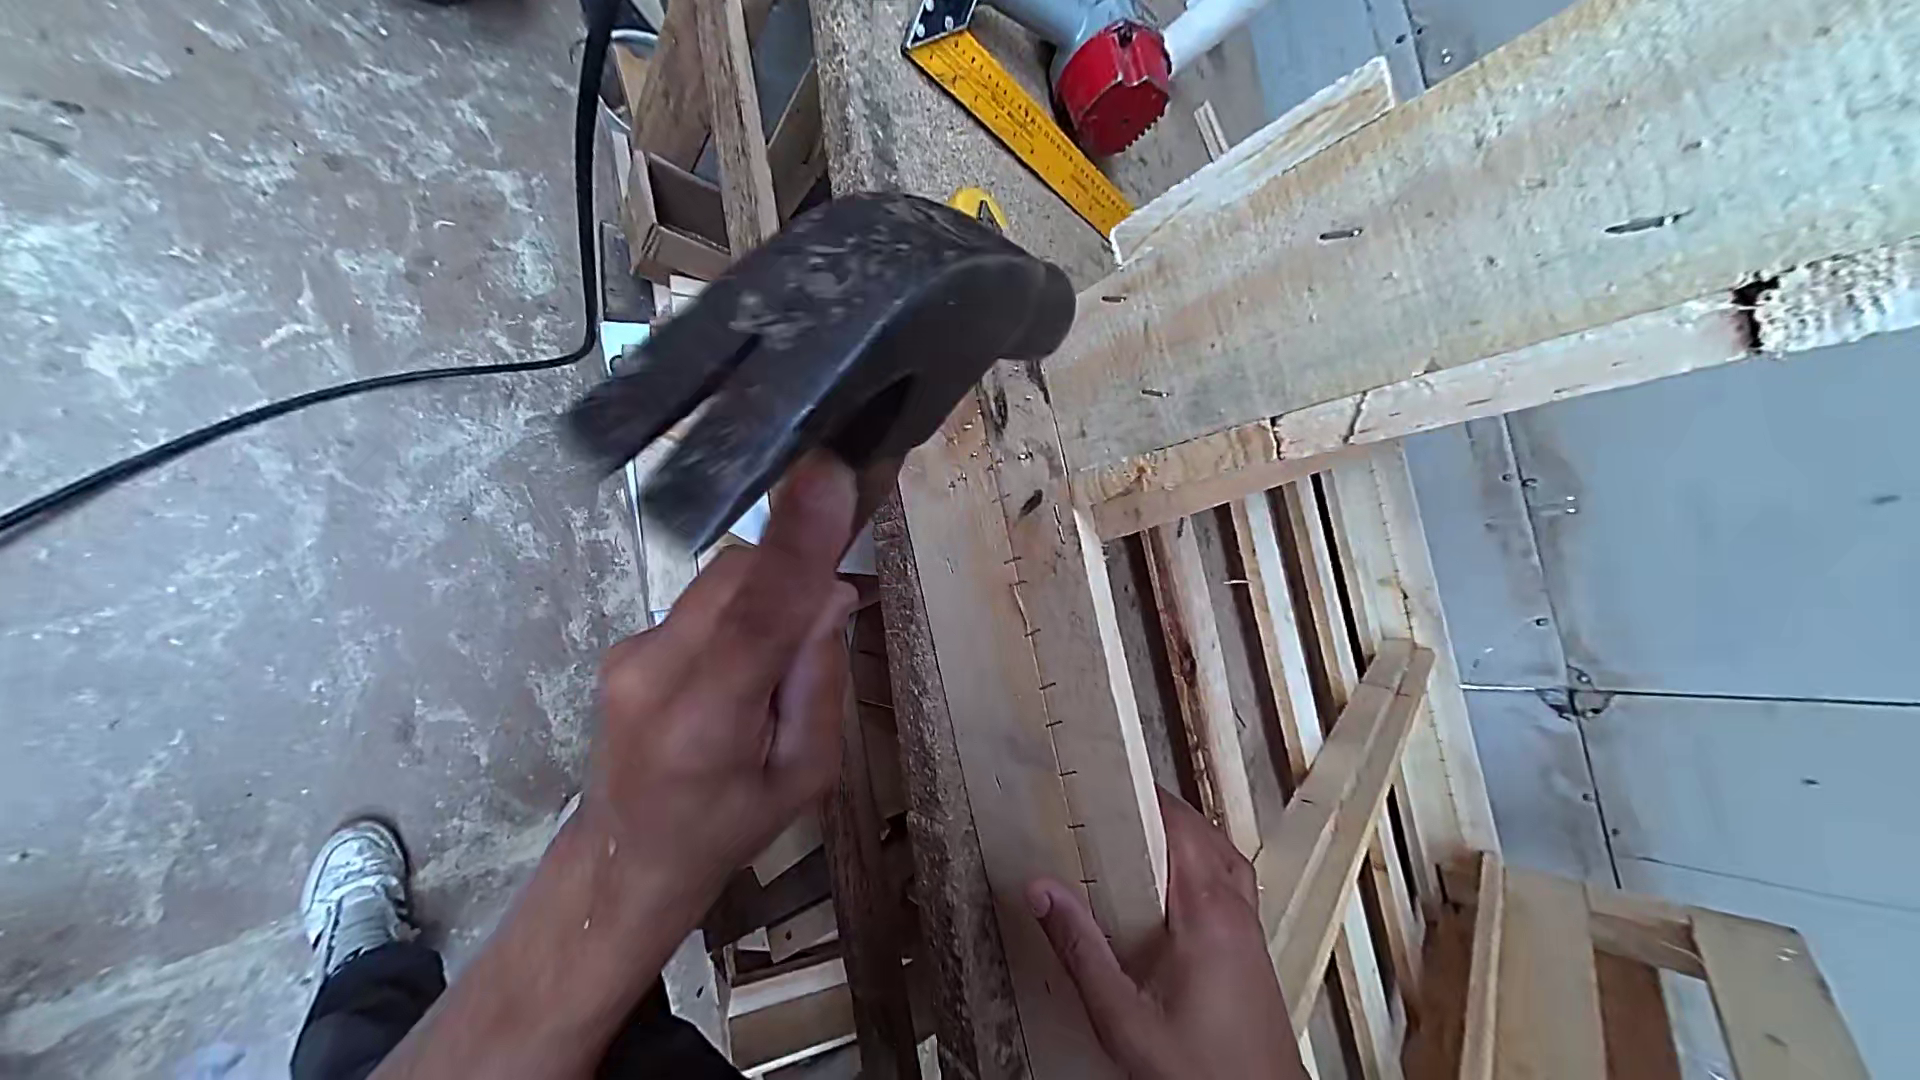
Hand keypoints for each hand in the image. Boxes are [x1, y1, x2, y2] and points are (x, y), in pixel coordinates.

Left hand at [586, 452, 859, 920]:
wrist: (626, 859)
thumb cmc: (729, 826)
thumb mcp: (808, 772)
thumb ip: (820, 679)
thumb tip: (829, 591)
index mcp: (705, 725)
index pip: (757, 619)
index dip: (797, 547)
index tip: (830, 476)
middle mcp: (653, 673)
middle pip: (739, 576)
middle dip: (793, 576)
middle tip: (817, 630)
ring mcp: (629, 651)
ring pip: (722, 577)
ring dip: (768, 593)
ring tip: (773, 662)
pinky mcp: (624, 641)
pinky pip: (704, 596)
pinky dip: (741, 608)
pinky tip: (739, 661)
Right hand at [1028, 789, 1306, 1078]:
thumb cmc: (1204, 1076)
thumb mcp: (1124, 1018)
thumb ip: (1081, 950)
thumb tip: (1042, 891)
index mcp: (1207, 913)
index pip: (1179, 827)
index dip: (1149, 794)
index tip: (1116, 773)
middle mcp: (1235, 912)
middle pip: (1203, 833)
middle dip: (1163, 806)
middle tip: (1121, 795)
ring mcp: (1249, 931)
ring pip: (1223, 856)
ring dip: (1188, 831)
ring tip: (1148, 827)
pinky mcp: (1252, 952)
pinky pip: (1232, 881)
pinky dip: (1205, 860)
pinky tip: (1181, 882)